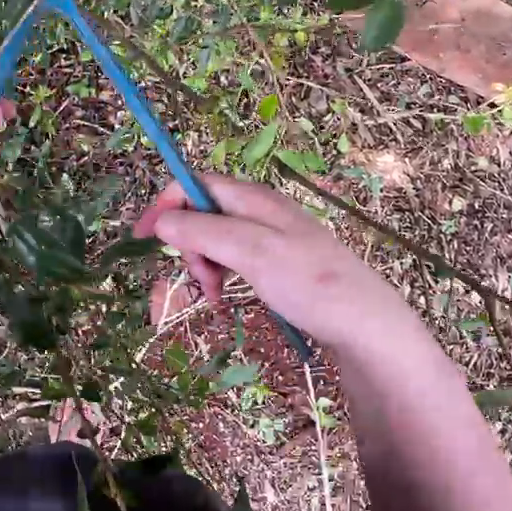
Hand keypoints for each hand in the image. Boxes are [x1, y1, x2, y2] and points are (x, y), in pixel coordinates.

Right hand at [132, 173, 415, 351]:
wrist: (367, 327)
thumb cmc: (311, 284)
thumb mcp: (251, 253)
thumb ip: (203, 232)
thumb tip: (160, 221)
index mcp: (253, 198)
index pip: (194, 183)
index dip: (165, 204)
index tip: (144, 237)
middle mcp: (258, 210)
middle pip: (200, 212)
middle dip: (186, 243)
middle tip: (200, 278)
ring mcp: (267, 235)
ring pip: (212, 238)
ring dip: (202, 264)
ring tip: (215, 294)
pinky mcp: (274, 261)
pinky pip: (231, 258)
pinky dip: (219, 275)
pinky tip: (225, 296)